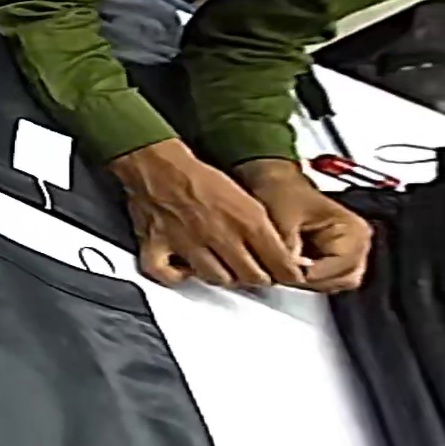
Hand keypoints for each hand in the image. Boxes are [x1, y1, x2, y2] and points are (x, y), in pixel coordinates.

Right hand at [110, 139, 305, 289]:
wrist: (160, 167)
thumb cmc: (201, 179)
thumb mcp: (250, 200)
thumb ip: (267, 230)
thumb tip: (281, 253)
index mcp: (249, 225)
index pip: (284, 267)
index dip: (289, 273)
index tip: (285, 271)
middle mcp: (219, 237)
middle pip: (252, 277)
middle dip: (258, 276)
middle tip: (256, 270)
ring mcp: (185, 242)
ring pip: (216, 278)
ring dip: (224, 277)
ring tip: (224, 269)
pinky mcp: (155, 242)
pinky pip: (162, 272)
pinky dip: (174, 277)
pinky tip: (182, 270)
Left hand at [235, 158, 373, 292]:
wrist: (271, 181)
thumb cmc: (279, 191)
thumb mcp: (280, 216)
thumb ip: (287, 244)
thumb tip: (287, 268)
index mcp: (352, 233)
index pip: (341, 269)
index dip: (309, 275)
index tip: (281, 273)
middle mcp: (355, 244)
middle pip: (342, 279)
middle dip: (309, 280)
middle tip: (277, 275)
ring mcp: (343, 249)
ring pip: (332, 279)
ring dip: (305, 279)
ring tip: (277, 270)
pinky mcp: (326, 251)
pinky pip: (320, 271)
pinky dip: (301, 272)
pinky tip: (279, 266)